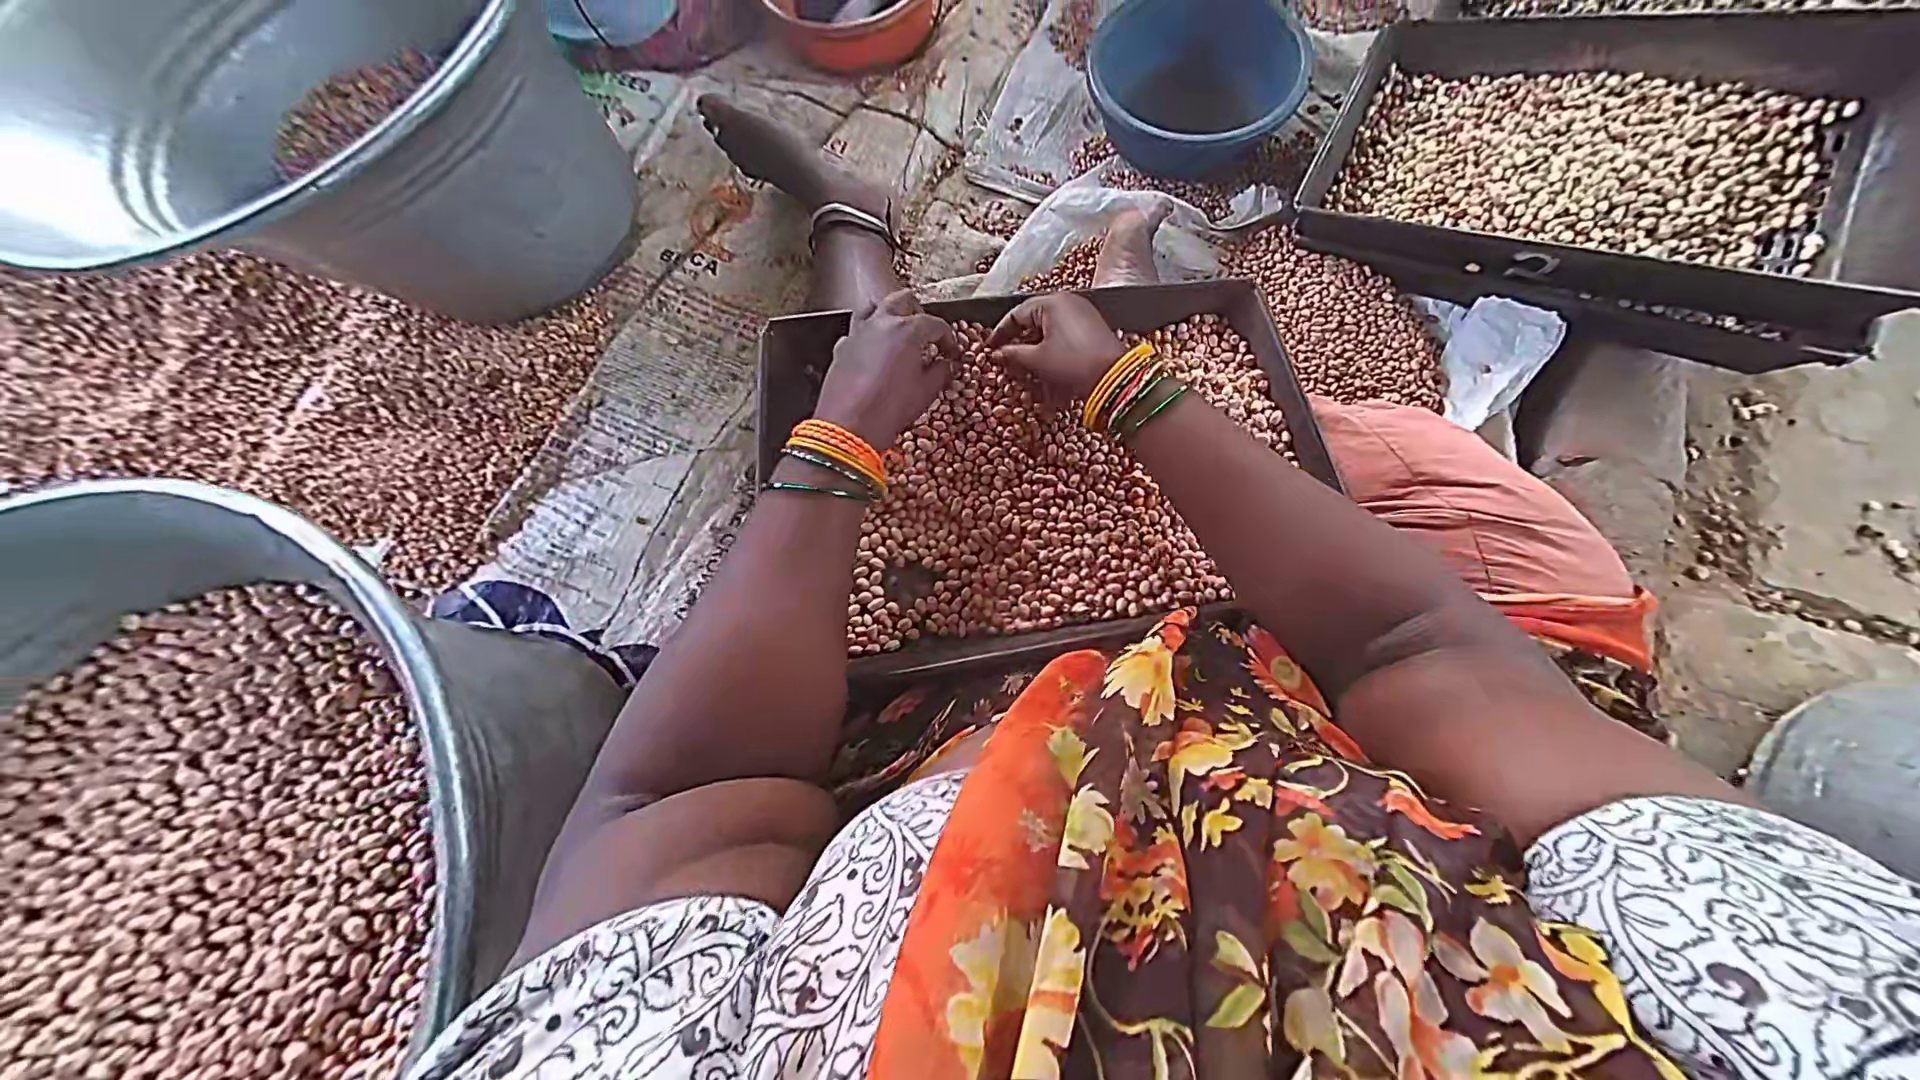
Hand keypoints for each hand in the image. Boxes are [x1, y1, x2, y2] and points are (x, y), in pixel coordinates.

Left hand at [814, 289, 959, 448]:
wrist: (849, 426)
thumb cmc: (890, 408)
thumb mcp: (926, 392)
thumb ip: (941, 372)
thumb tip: (948, 365)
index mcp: (907, 330)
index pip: (935, 325)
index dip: (948, 339)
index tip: (951, 352)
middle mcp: (881, 322)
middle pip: (904, 301)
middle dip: (919, 313)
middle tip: (927, 334)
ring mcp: (857, 332)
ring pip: (876, 308)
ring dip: (891, 316)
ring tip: (899, 335)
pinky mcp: (842, 347)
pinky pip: (858, 331)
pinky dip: (870, 336)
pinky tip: (876, 353)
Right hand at [986, 293, 1125, 397]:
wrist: (1112, 376)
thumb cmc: (1072, 363)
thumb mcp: (1036, 360)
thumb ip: (1012, 353)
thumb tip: (996, 353)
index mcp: (1051, 302)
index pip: (1016, 315)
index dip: (1000, 333)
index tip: (990, 348)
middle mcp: (1067, 301)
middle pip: (1032, 320)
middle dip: (1017, 342)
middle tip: (1005, 359)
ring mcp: (1081, 313)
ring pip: (1047, 329)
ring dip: (1033, 348)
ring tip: (1024, 366)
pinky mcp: (1090, 328)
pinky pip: (1062, 334)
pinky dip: (1050, 348)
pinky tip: (1044, 365)